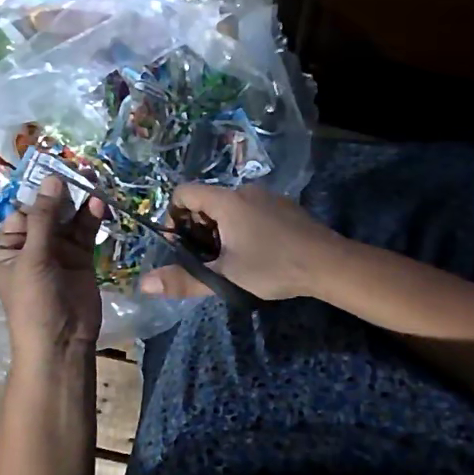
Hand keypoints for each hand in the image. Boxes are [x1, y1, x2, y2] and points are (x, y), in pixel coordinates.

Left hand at [0, 175, 105, 357]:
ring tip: (93, 178)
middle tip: (79, 167)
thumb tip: (53, 179)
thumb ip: (45, 218)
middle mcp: (32, 247)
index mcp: (9, 247)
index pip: (23, 210)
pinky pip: (85, 233)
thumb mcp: (33, 258)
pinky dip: (91, 219)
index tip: (55, 167)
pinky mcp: (81, 260)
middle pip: (48, 212)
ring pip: (68, 220)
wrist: (61, 342)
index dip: (38, 191)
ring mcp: (58, 253)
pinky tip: (99, 204)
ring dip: (79, 202)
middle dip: (62, 193)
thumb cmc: (35, 301)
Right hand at [138, 182, 341, 301]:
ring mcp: (268, 197)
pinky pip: (251, 211)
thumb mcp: (224, 278)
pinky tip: (257, 254)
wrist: (329, 264)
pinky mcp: (285, 207)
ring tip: (230, 260)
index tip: (179, 243)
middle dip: (197, 227)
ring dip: (221, 229)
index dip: (173, 214)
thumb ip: (184, 280)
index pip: (184, 192)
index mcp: (226, 201)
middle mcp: (245, 191)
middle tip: (205, 258)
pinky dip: (243, 227)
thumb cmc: (272, 267)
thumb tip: (144, 284)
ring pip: (230, 207)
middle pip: (207, 200)